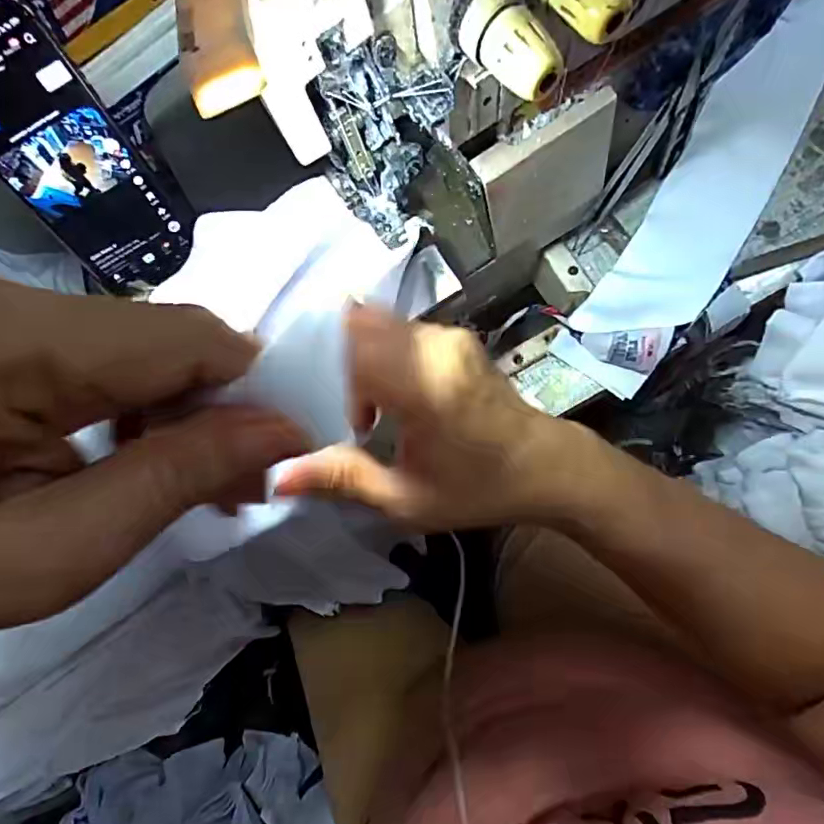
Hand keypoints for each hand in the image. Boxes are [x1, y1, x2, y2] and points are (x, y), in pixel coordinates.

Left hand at [0, 277, 306, 661]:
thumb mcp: (53, 553)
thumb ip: (172, 478)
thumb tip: (282, 429)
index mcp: (8, 341)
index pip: (185, 338)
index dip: (256, 389)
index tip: (289, 458)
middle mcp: (7, 302)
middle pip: (170, 338)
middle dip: (224, 409)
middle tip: (245, 489)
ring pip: (148, 349)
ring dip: (190, 414)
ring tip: (203, 487)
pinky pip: (112, 362)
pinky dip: (150, 411)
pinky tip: (150, 464)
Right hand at [274, 305, 588, 530]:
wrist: (545, 465)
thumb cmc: (479, 488)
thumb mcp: (407, 498)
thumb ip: (342, 479)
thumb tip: (278, 478)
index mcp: (425, 384)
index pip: (346, 347)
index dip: (314, 371)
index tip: (310, 411)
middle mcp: (435, 344)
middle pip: (355, 326)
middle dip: (328, 361)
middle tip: (323, 406)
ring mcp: (447, 334)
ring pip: (374, 324)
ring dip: (353, 358)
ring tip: (356, 407)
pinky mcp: (452, 334)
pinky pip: (395, 330)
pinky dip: (375, 354)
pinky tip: (378, 395)